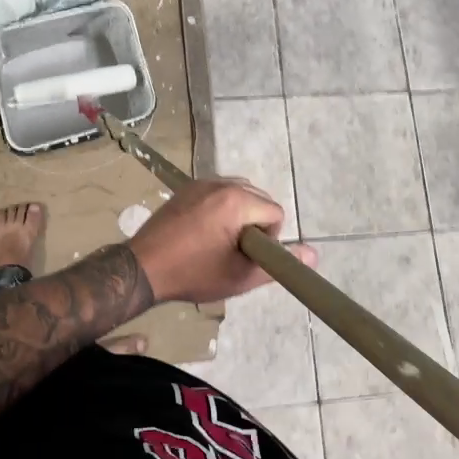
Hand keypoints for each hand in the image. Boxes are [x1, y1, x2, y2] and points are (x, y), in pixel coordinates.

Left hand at [126, 178, 317, 303]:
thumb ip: (278, 264)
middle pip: (258, 197)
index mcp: (236, 200)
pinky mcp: (186, 188)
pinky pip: (217, 192)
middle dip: (256, 223)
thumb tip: (314, 254)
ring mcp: (201, 182)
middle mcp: (220, 183)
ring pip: (238, 192)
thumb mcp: (240, 276)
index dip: (269, 237)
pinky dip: (221, 208)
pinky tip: (206, 232)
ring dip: (240, 214)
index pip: (275, 211)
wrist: (145, 267)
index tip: (248, 256)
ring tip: (223, 242)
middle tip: (236, 251)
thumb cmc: (194, 273)